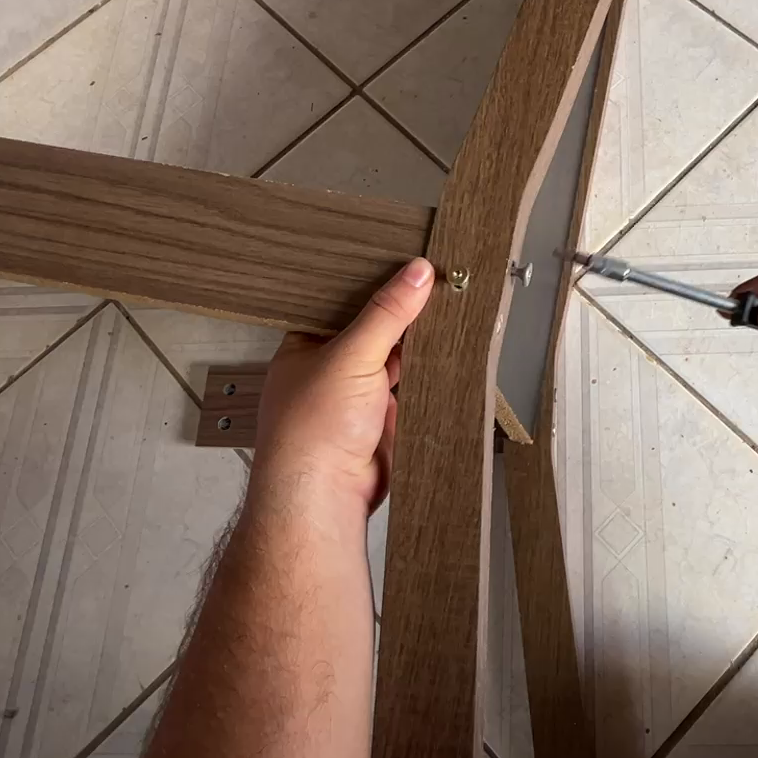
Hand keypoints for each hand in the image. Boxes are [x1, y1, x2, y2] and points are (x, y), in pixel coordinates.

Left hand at [251, 257, 433, 515]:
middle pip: (374, 329)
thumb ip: (386, 313)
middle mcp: (330, 367)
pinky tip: (448, 352)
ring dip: (419, 344)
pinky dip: (428, 374)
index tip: (409, 261)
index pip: (344, 302)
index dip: (374, 282)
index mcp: (306, 345)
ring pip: (396, 358)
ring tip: (451, 307)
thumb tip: (416, 272)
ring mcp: (358, 394)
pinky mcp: (384, 417)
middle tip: (439, 280)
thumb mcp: (350, 355)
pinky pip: (411, 387)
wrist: (326, 496)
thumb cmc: (311, 430)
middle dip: (404, 314)